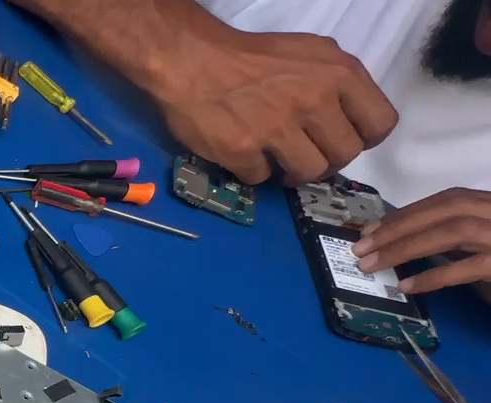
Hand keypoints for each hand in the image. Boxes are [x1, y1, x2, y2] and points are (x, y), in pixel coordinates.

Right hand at [143, 26, 395, 184]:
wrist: (195, 65)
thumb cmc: (252, 57)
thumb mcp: (312, 54)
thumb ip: (333, 81)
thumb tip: (338, 111)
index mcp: (340, 75)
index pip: (379, 124)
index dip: (363, 141)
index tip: (341, 145)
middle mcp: (315, 103)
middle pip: (344, 154)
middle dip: (327, 164)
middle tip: (307, 162)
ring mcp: (276, 129)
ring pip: (307, 170)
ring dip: (294, 175)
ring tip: (279, 167)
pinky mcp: (240, 150)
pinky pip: (260, 176)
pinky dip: (254, 173)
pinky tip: (245, 160)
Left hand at [354, 187, 490, 301]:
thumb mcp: (476, 246)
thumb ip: (447, 239)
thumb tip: (393, 241)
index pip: (453, 199)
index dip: (408, 212)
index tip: (369, 230)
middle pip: (452, 209)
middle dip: (400, 227)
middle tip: (359, 249)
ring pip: (458, 231)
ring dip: (406, 248)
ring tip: (369, 265)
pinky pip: (470, 267)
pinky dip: (433, 276)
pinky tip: (405, 286)